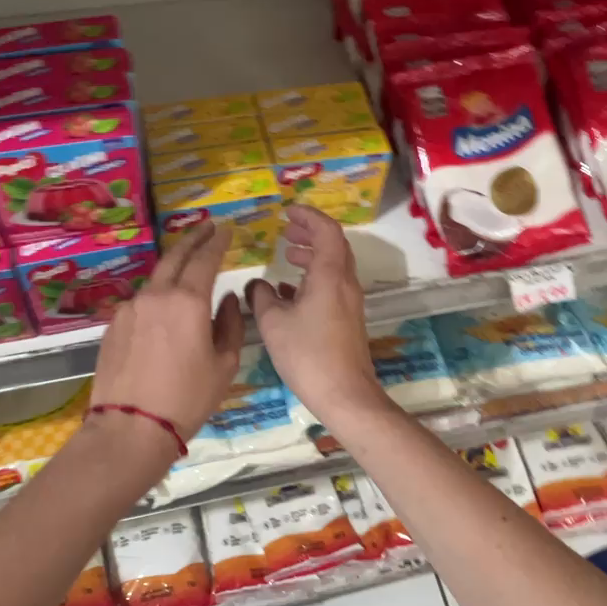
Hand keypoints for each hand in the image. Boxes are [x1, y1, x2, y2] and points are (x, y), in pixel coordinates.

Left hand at [91, 223, 244, 443]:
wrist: (131, 427)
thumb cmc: (187, 398)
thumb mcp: (224, 365)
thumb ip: (229, 325)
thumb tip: (226, 300)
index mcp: (187, 300)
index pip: (205, 259)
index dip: (217, 242)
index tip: (225, 229)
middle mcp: (156, 295)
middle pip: (175, 257)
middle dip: (193, 239)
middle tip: (206, 228)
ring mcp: (130, 309)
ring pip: (156, 280)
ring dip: (173, 269)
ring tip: (186, 268)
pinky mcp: (113, 326)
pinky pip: (140, 303)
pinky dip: (156, 298)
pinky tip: (162, 311)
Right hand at [247, 206, 388, 419]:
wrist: (345, 394)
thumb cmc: (308, 354)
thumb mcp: (273, 323)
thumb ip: (261, 298)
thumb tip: (257, 286)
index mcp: (330, 274)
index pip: (326, 230)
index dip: (308, 216)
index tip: (288, 211)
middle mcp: (345, 283)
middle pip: (333, 245)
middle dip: (310, 233)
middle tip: (286, 229)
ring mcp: (350, 302)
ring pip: (333, 266)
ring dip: (312, 255)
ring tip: (286, 254)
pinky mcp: (347, 320)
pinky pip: (332, 286)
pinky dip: (313, 278)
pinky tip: (289, 292)